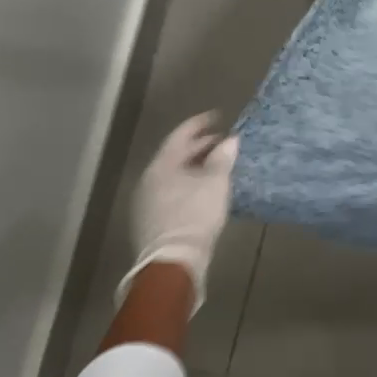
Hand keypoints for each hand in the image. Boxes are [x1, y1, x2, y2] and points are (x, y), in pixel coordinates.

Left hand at [117, 112, 238, 312]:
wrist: (172, 259)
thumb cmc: (195, 214)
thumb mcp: (216, 183)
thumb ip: (222, 158)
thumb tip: (230, 140)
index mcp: (162, 166)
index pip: (180, 135)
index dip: (199, 124)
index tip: (216, 116)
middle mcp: (149, 179)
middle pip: (174, 154)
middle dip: (198, 146)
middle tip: (220, 141)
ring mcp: (146, 200)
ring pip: (172, 173)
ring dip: (192, 165)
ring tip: (214, 165)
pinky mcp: (150, 218)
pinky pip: (169, 189)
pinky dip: (186, 181)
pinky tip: (201, 188)